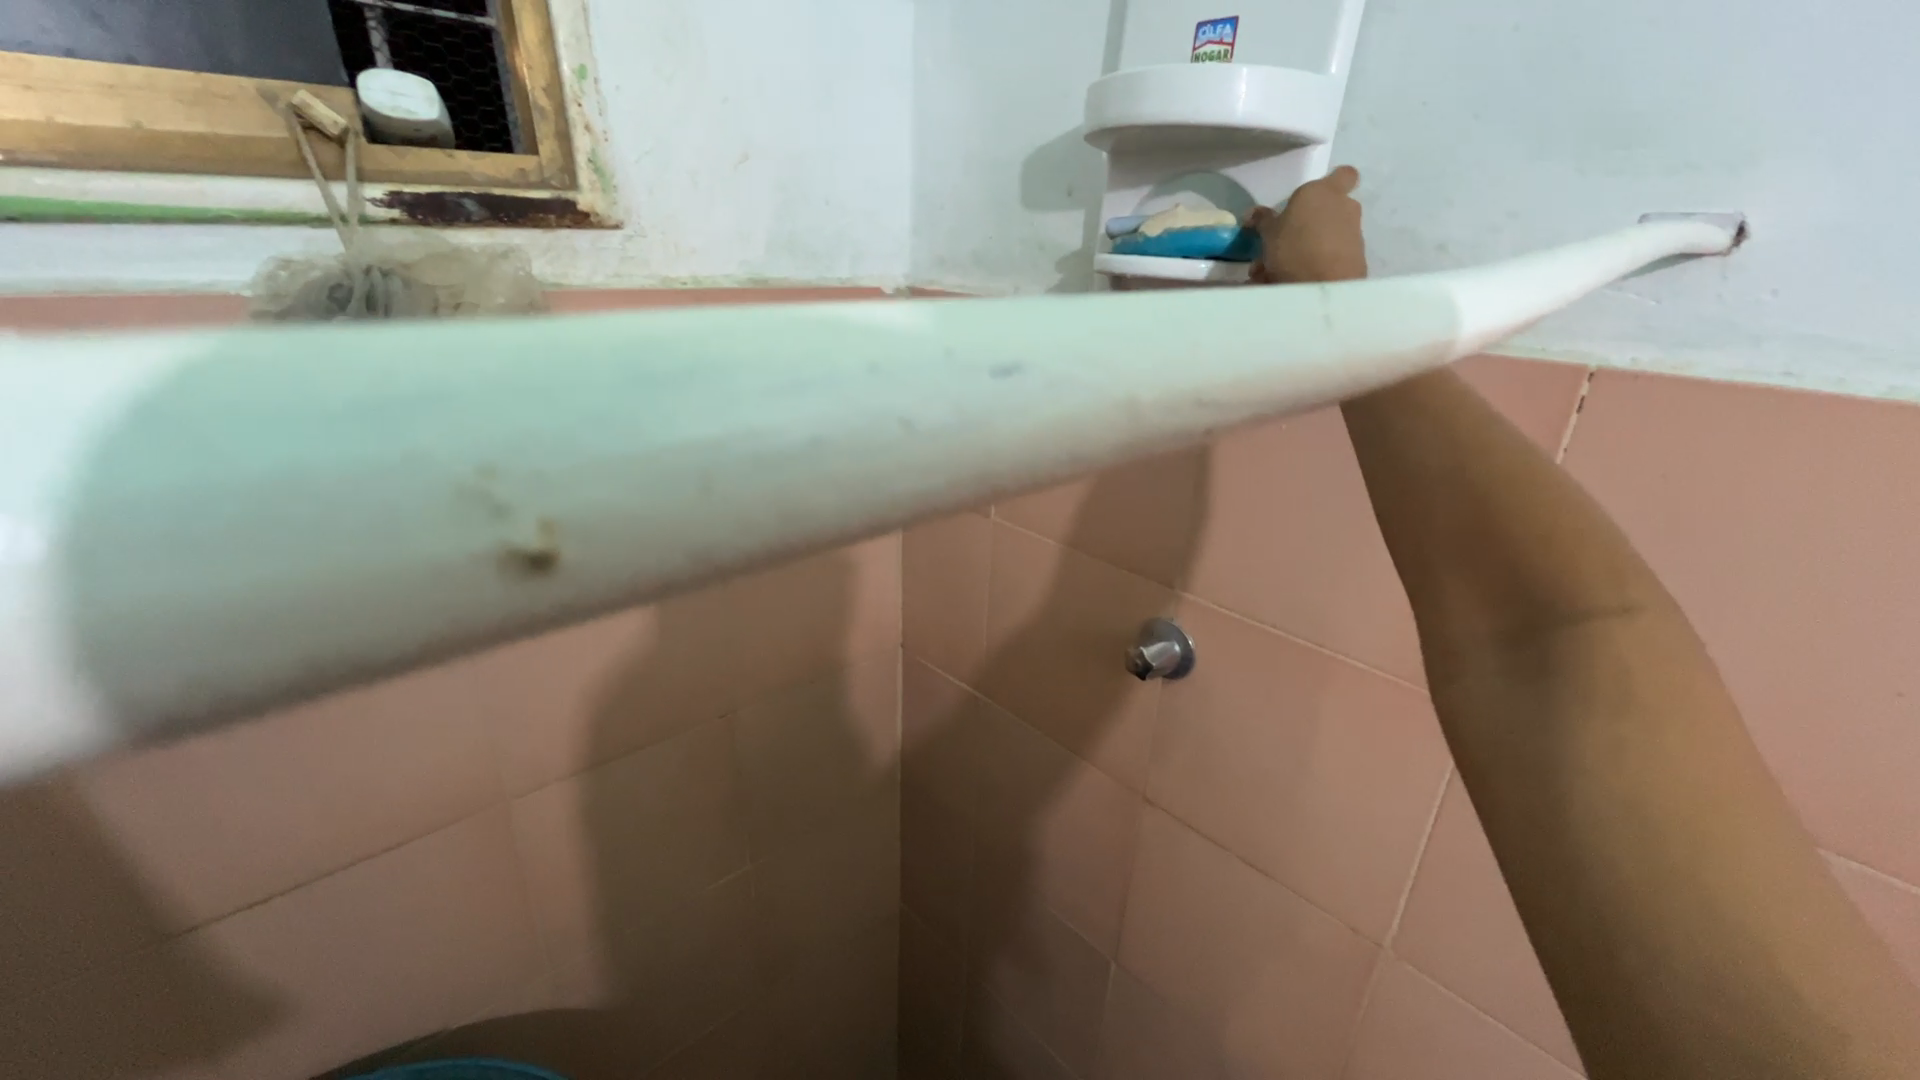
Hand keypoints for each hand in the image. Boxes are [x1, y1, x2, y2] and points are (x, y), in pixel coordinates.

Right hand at [1247, 165, 1367, 283]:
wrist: (1324, 286)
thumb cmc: (1293, 248)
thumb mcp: (1268, 233)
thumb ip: (1263, 220)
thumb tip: (1253, 213)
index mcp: (1324, 191)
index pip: (1343, 175)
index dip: (1333, 183)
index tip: (1314, 198)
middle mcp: (1344, 207)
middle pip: (1331, 210)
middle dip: (1311, 223)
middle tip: (1285, 241)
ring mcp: (1353, 233)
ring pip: (1328, 236)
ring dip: (1307, 248)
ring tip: (1279, 270)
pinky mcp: (1356, 258)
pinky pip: (1331, 257)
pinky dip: (1315, 265)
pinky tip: (1293, 281)